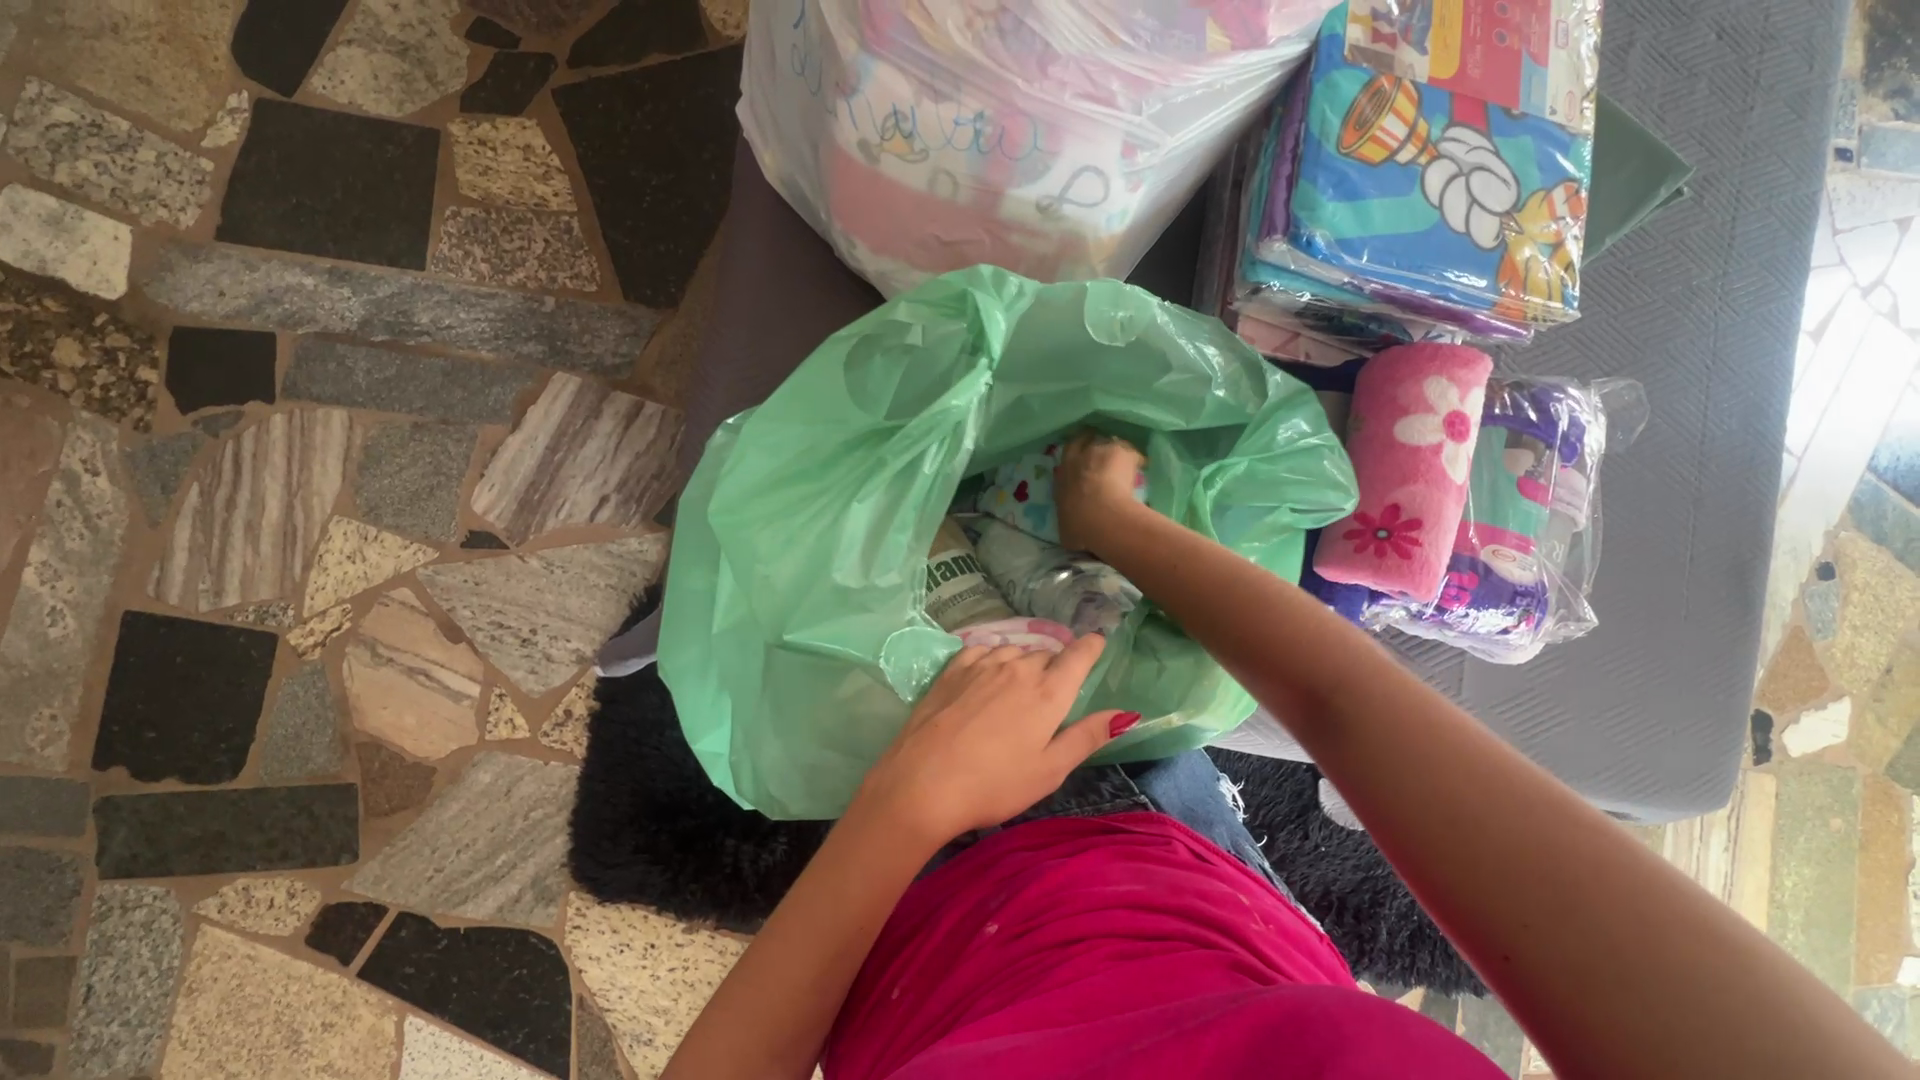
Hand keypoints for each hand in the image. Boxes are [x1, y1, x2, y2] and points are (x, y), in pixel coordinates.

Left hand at [853, 634, 1138, 842]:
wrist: (922, 784)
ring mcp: (980, 666)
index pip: (1078, 656)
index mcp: (1048, 693)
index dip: (1091, 647)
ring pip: (1013, 650)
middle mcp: (1017, 668)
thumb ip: (1087, 737)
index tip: (1097, 642)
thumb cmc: (994, 785)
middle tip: (1053, 690)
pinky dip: (992, 657)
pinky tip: (987, 673)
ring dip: (1023, 661)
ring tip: (1019, 685)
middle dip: (1055, 665)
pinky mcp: (950, 671)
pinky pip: (981, 651)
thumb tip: (1127, 713)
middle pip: (1045, 654)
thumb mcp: (1049, 770)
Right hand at [1055, 430, 1148, 555]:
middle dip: (1094, 443)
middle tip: (1106, 453)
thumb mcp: (1067, 527)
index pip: (1067, 454)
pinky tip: (1143, 468)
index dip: (1077, 453)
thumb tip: (1074, 526)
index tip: (1085, 459)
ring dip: (1116, 452)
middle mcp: (1078, 458)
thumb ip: (1070, 519)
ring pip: (1110, 443)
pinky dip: (1137, 459)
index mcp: (1063, 475)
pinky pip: (1131, 453)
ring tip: (1127, 464)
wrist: (1100, 516)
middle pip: (1086, 440)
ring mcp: (1100, 451)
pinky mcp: (1121, 452)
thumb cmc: (1079, 526)